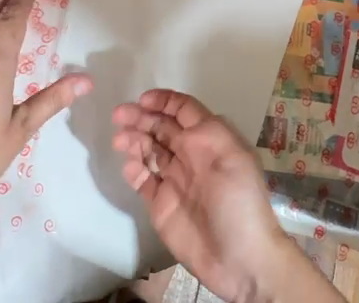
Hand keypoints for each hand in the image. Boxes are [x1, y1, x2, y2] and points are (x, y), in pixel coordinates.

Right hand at [112, 90, 338, 302]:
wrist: (239, 258)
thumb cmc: (239, 202)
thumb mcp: (232, 156)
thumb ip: (206, 132)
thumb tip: (179, 120)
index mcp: (210, 139)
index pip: (184, 110)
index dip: (164, 101)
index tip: (142, 99)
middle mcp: (190, 155)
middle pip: (161, 127)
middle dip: (141, 117)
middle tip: (119, 115)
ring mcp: (175, 180)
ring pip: (149, 150)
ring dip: (134, 140)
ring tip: (120, 139)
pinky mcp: (162, 205)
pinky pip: (143, 181)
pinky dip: (134, 170)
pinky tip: (129, 165)